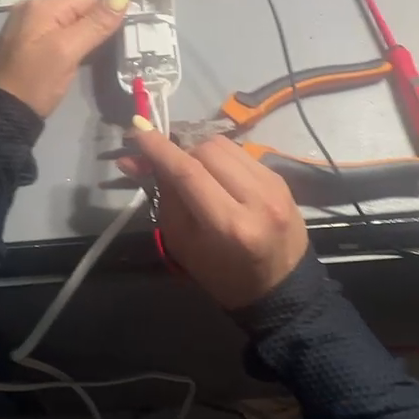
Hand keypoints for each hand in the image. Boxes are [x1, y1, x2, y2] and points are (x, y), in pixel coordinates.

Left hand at [0, 0, 130, 117]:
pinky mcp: (29, 43)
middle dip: (101, 19)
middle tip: (124, 40)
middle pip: (80, 6)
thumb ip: (96, 23)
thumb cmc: (35, 81)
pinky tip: (86, 54)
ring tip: (110, 48)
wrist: (0, 115)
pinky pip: (60, 32)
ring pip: (71, 20)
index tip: (134, 25)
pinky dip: (75, 40)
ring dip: (90, 31)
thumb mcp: (68, 51)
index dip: (112, 7)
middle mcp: (34, 8)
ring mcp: (29, 26)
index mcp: (43, 5)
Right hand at [120, 121, 309, 309]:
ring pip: (224, 144)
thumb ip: (163, 197)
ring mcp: (273, 185)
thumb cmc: (224, 276)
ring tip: (195, 171)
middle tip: (168, 166)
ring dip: (200, 151)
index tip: (137, 130)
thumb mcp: (184, 245)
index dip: (159, 148)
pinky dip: (222, 158)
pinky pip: (241, 152)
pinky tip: (218, 174)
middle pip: (206, 151)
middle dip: (181, 153)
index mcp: (229, 226)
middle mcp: (256, 199)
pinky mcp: (280, 177)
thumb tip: (136, 159)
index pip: (188, 173)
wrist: (281, 288)